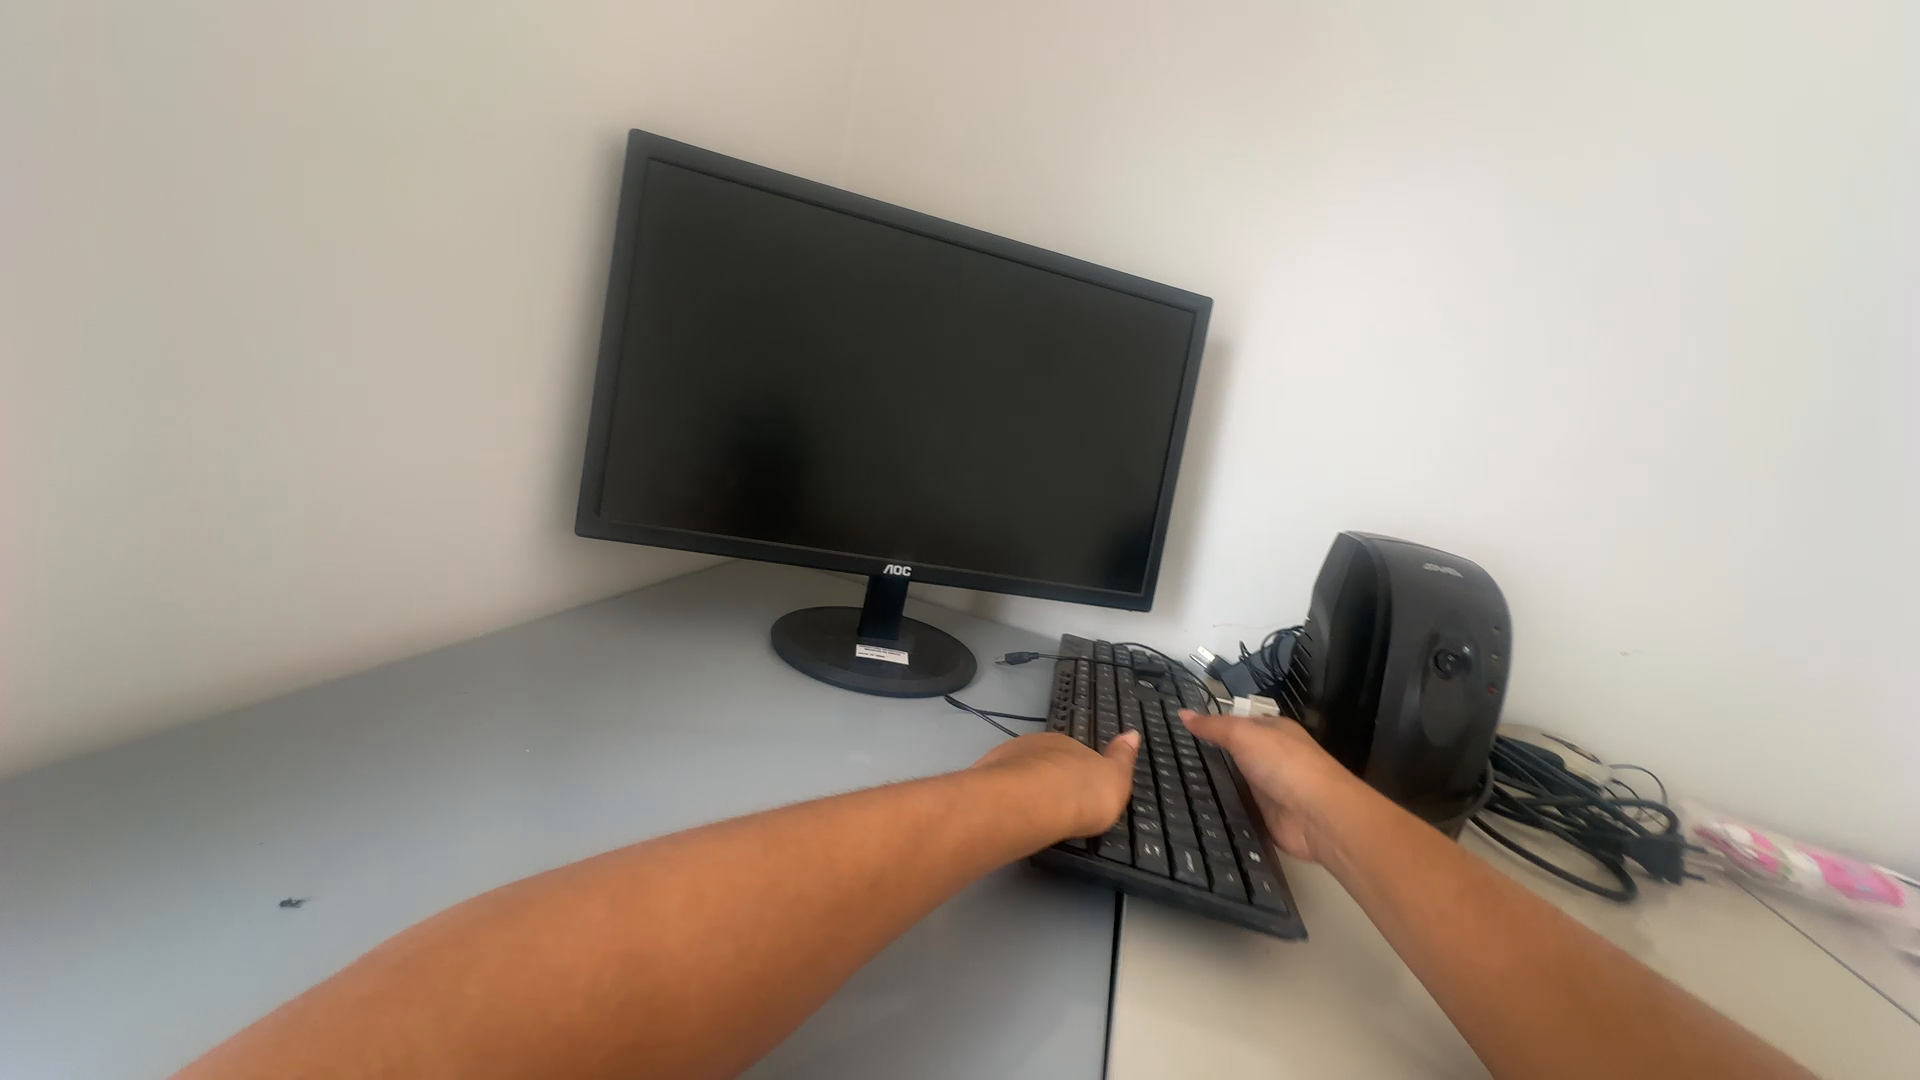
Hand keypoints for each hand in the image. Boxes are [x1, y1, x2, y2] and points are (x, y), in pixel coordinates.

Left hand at [970, 731, 1139, 839]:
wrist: (1031, 801)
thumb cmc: (1081, 793)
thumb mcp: (1115, 780)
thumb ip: (1122, 759)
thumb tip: (1132, 734)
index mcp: (1068, 744)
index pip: (1073, 755)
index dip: (1074, 775)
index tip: (1075, 796)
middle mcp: (1037, 745)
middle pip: (1043, 762)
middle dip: (1047, 781)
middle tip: (1053, 809)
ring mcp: (1008, 758)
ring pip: (1019, 773)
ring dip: (1023, 789)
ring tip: (1029, 816)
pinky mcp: (987, 776)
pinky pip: (999, 786)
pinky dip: (1005, 799)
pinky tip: (1009, 816)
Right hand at [1180, 710, 1364, 861]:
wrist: (1319, 816)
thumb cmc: (1284, 763)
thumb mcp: (1243, 734)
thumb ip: (1212, 726)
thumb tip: (1182, 713)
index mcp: (1272, 731)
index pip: (1235, 723)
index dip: (1209, 725)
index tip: (1177, 731)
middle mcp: (1271, 758)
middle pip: (1231, 754)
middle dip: (1206, 757)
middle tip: (1168, 759)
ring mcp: (1268, 788)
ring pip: (1231, 782)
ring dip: (1210, 785)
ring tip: (1172, 785)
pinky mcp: (1264, 817)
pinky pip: (1235, 809)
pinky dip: (1219, 810)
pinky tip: (1192, 809)